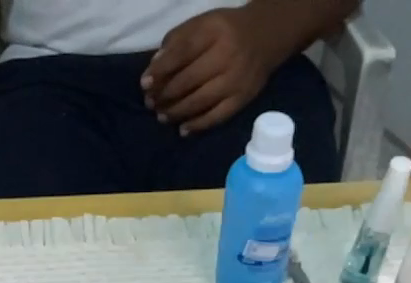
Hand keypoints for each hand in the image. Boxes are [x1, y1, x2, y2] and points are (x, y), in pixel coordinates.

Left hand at [141, 8, 280, 134]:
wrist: (265, 37)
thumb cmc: (224, 31)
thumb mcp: (201, 24)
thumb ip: (177, 41)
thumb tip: (155, 69)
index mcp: (213, 31)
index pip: (182, 53)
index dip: (161, 70)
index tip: (145, 84)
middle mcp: (226, 55)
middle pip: (189, 80)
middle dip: (166, 94)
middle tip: (151, 103)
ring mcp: (236, 80)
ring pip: (201, 101)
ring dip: (177, 112)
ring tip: (162, 116)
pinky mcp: (242, 99)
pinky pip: (217, 116)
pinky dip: (198, 125)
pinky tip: (183, 130)